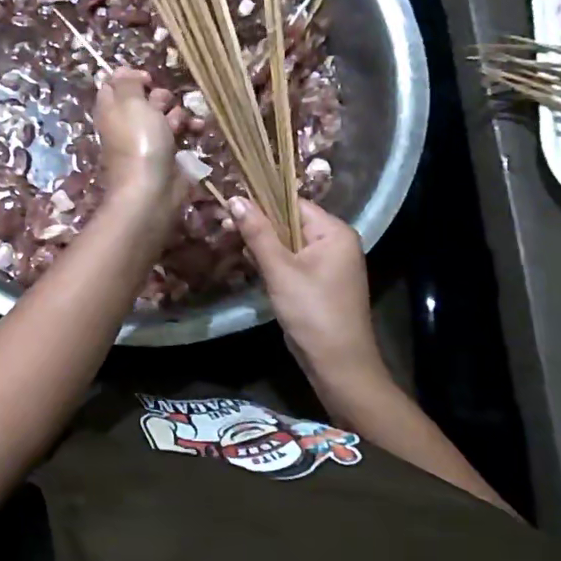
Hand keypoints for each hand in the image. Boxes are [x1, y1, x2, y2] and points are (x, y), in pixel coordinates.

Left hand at [94, 68, 189, 212]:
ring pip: (166, 114)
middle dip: (159, 97)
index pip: (114, 85)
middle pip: (145, 98)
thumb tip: (121, 72)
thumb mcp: (129, 103)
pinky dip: (190, 129)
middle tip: (162, 106)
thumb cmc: (138, 141)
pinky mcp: (167, 152)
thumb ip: (125, 83)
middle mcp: (127, 123)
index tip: (146, 80)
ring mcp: (147, 139)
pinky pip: (180, 132)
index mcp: (111, 110)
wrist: (151, 189)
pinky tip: (198, 130)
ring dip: (178, 113)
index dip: (130, 78)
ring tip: (178, 123)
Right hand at [228, 196, 385, 386]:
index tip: (228, 205)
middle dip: (257, 224)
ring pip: (287, 241)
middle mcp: (335, 242)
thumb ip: (257, 233)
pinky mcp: (318, 280)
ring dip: (261, 243)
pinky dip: (271, 259)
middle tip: (223, 224)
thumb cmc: (311, 311)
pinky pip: (291, 259)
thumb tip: (235, 198)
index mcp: (334, 232)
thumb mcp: (279, 270)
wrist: (337, 361)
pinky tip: (249, 262)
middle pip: (290, 221)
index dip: (260, 202)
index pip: (293, 203)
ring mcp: (328, 262)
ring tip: (230, 241)